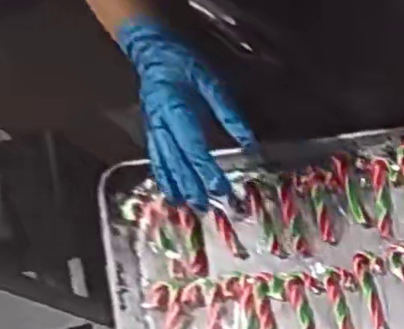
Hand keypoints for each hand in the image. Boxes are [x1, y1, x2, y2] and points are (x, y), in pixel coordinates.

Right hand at [116, 18, 257, 205]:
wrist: (152, 47)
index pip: (193, 145)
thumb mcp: (213, 84)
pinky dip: (162, 174)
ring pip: (162, 158)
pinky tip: (169, 192)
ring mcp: (153, 124)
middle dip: (189, 184)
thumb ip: (231, 115)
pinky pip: (155, 154)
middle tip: (202, 207)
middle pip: (175, 157)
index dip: (206, 169)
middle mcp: (160, 119)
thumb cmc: (186, 65)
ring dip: (174, 184)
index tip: (220, 189)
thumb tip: (251, 146)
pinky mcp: (152, 128)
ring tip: (184, 207)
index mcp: (175, 107)